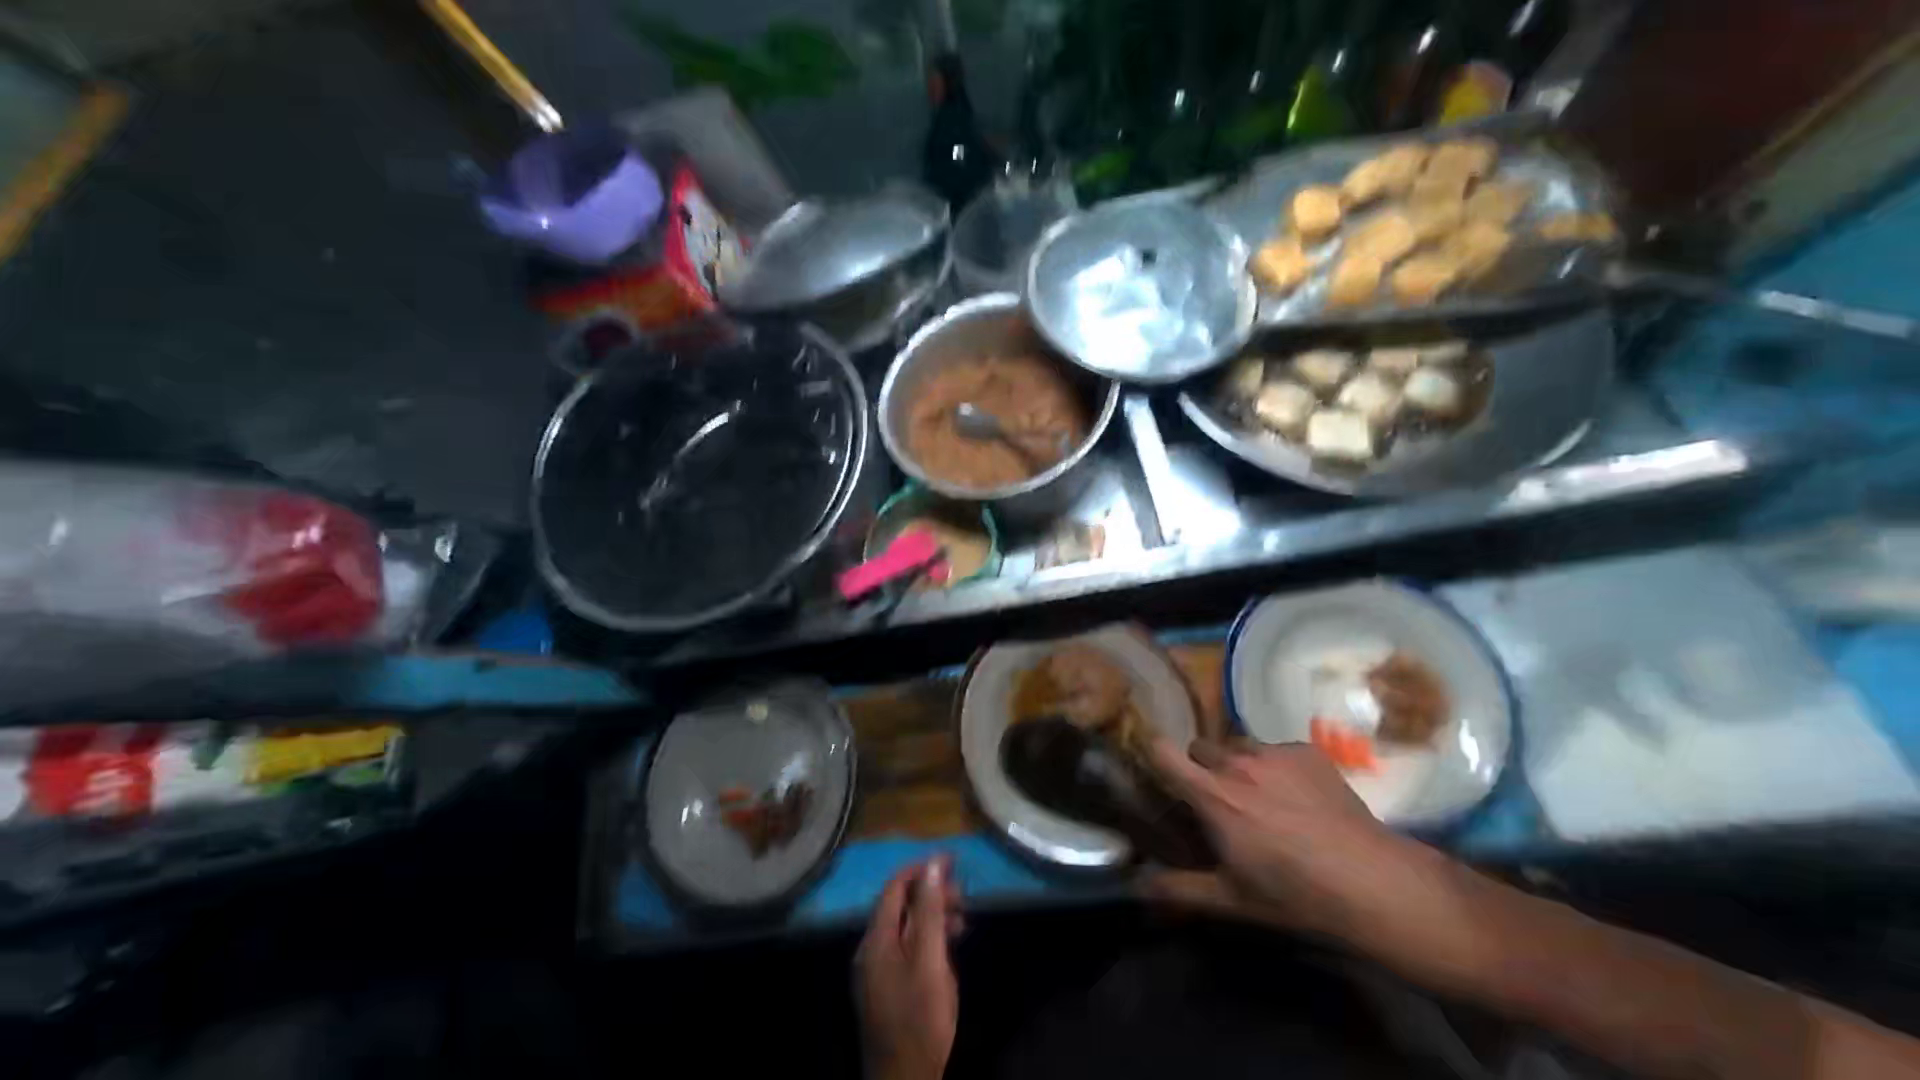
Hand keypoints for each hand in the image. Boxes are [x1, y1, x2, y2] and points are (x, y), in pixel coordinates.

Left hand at [856, 857, 961, 1079]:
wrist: (904, 1079)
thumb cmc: (920, 1018)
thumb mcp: (930, 961)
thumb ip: (929, 912)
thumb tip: (933, 866)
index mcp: (876, 939)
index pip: (894, 887)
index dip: (921, 869)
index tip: (951, 860)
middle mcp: (871, 949)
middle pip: (899, 906)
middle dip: (930, 892)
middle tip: (962, 894)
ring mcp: (877, 970)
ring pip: (904, 927)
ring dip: (932, 915)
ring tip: (963, 918)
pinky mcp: (887, 987)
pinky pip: (906, 947)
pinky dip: (927, 937)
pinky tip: (949, 944)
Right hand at [1145, 738, 1436, 938]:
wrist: (1372, 881)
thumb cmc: (1294, 893)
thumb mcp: (1231, 899)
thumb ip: (1179, 888)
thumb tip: (1135, 885)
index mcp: (1212, 795)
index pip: (1164, 752)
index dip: (1156, 755)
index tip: (1160, 768)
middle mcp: (1237, 763)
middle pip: (1201, 747)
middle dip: (1204, 768)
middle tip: (1224, 801)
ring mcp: (1275, 753)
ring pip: (1240, 746)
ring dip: (1241, 765)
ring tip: (1266, 798)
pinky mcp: (1307, 751)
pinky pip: (1277, 748)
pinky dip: (1279, 766)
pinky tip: (1302, 797)